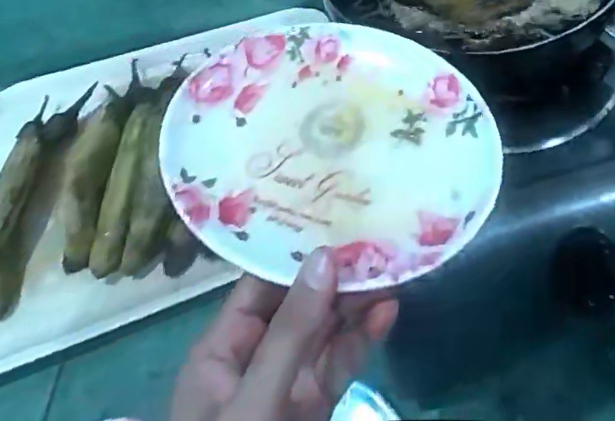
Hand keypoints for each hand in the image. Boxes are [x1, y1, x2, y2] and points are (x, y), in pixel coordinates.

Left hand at [170, 250, 399, 420]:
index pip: (260, 283)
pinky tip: (388, 313)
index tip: (334, 213)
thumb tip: (324, 258)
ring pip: (324, 331)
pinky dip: (363, 340)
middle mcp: (254, 358)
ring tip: (392, 265)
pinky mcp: (312, 409)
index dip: (296, 248)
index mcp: (222, 348)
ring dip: (357, 301)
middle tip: (377, 235)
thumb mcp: (254, 403)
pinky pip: (339, 365)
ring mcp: (286, 385)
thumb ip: (289, 333)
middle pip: (298, 301)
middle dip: (336, 272)